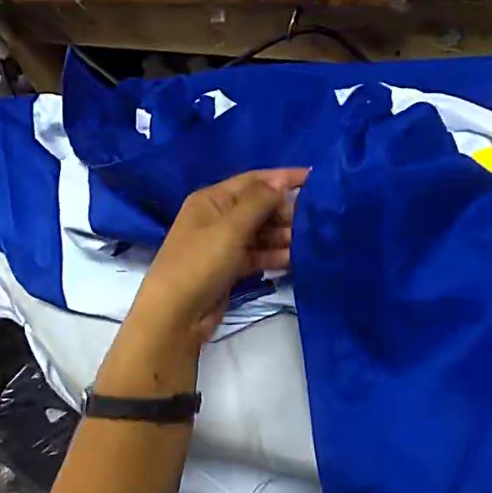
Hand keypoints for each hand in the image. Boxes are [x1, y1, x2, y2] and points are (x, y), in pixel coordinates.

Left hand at [126, 168, 306, 354]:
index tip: (316, 178)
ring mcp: (224, 243)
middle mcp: (218, 217)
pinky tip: (296, 259)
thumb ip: (259, 201)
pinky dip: (275, 255)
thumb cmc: (200, 262)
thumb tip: (282, 184)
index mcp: (212, 199)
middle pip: (260, 206)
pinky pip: (258, 253)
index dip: (284, 178)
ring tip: (311, 241)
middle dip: (286, 211)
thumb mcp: (230, 227)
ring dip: (284, 235)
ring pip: (261, 231)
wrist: (175, 314)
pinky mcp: (230, 267)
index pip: (254, 180)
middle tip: (316, 220)